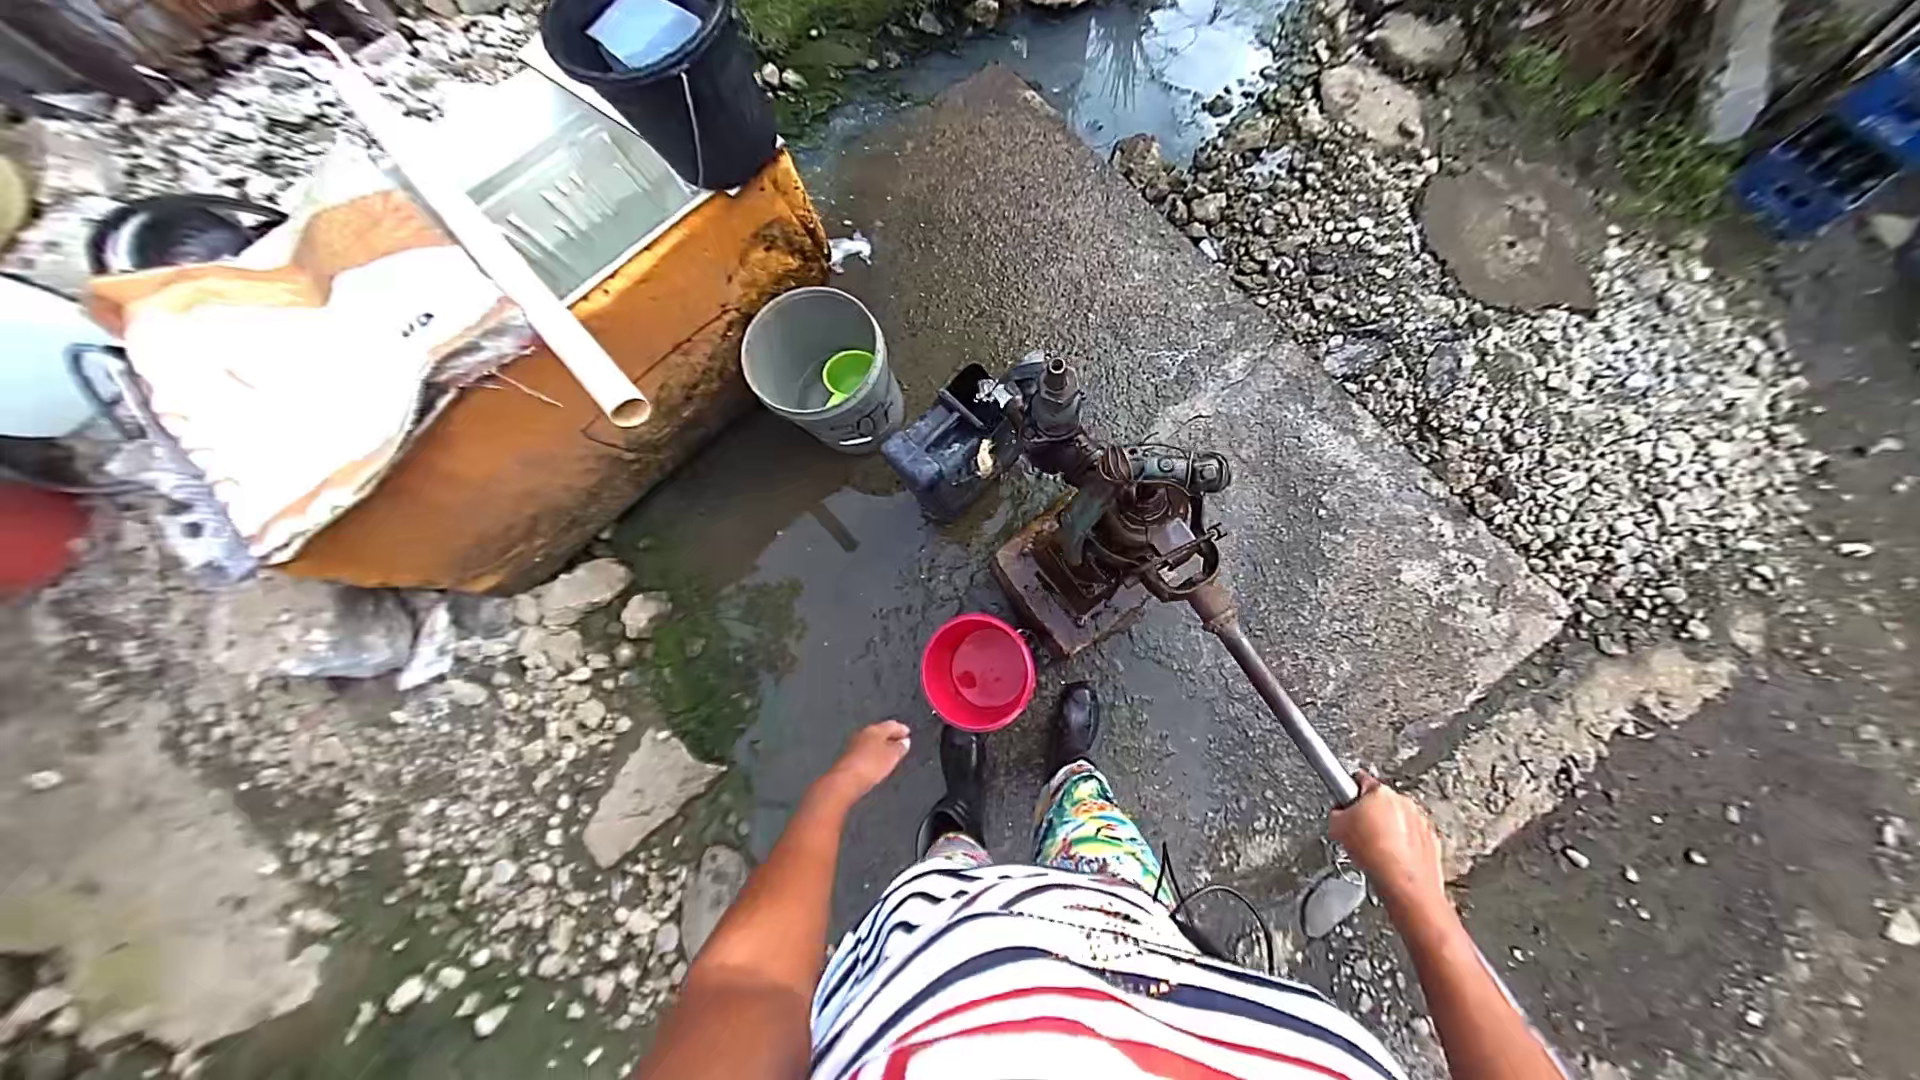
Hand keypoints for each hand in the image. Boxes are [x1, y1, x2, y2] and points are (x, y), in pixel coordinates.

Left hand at [818, 721, 911, 804]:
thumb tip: (904, 742)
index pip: (891, 725)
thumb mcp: (892, 756)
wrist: (845, 781)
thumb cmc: (870, 765)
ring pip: (871, 742)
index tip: (907, 732)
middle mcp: (863, 733)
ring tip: (890, 753)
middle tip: (900, 741)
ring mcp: (853, 746)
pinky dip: (873, 754)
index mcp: (875, 729)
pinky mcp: (848, 758)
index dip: (901, 728)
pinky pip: (864, 752)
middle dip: (890, 736)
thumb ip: (900, 747)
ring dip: (881, 746)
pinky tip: (876, 762)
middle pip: (880, 732)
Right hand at [1329, 773, 1446, 914]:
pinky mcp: (1432, 841)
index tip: (1345, 803)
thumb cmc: (1374, 855)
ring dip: (1387, 828)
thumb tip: (1339, 814)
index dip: (1347, 792)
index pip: (1358, 779)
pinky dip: (1402, 843)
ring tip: (1374, 848)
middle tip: (1357, 830)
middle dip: (1368, 812)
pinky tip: (1390, 857)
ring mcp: (1420, 821)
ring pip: (1397, 818)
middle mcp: (1404, 802)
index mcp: (1380, 792)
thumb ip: (1337, 812)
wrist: (1404, 886)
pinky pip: (1411, 836)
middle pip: (1379, 800)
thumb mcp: (1336, 826)